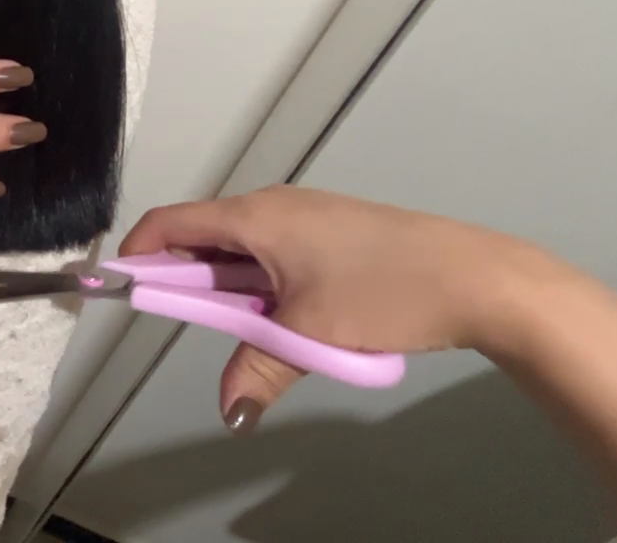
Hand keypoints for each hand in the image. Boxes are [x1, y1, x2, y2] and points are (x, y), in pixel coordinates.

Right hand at [121, 188, 563, 431]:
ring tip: (246, 318)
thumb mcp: (312, 334)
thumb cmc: (385, 292)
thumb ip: (260, 369)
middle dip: (187, 272)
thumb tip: (231, 413)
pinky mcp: (333, 225)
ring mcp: (304, 211)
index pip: (170, 222)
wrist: (489, 280)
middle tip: (191, 314)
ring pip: (240, 240)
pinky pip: (272, 243)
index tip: (128, 283)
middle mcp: (270, 203)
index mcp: (252, 216)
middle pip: (203, 231)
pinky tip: (287, 304)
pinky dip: (259, 272)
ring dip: (227, 276)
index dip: (141, 250)